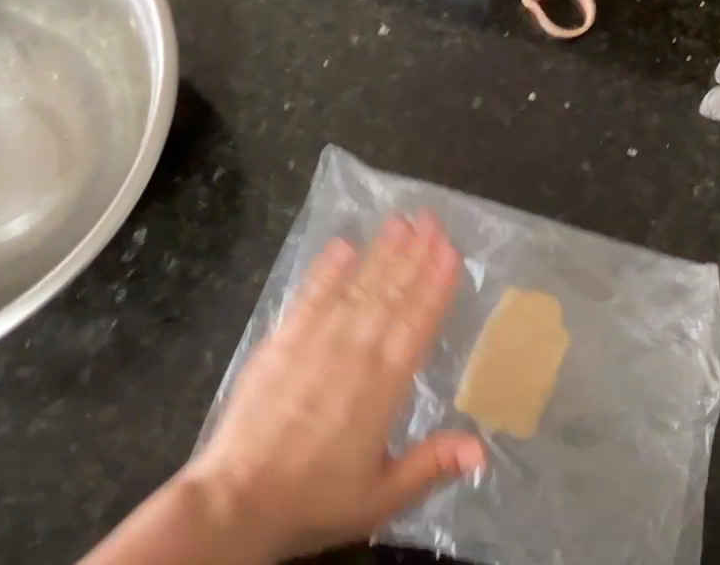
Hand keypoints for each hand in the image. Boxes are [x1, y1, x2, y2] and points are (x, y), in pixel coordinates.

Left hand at [187, 213, 485, 561]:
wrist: (237, 500)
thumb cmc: (315, 499)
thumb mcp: (382, 496)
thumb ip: (432, 464)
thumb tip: (482, 448)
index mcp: (382, 388)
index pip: (415, 325)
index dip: (435, 286)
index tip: (450, 251)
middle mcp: (351, 355)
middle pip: (388, 296)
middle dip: (413, 255)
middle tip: (432, 219)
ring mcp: (313, 343)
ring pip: (355, 289)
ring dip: (379, 253)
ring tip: (400, 221)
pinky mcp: (280, 342)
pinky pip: (309, 298)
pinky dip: (326, 270)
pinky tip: (342, 245)